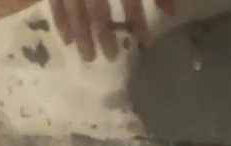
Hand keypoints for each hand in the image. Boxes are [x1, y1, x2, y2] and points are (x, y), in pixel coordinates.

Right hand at [50, 0, 176, 61]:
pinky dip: (60, 16)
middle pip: (96, 2)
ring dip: (80, 30)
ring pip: (73, 2)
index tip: (144, 39)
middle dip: (103, 30)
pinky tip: (66, 38)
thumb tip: (171, 12)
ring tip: (88, 56)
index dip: (135, 13)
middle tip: (111, 56)